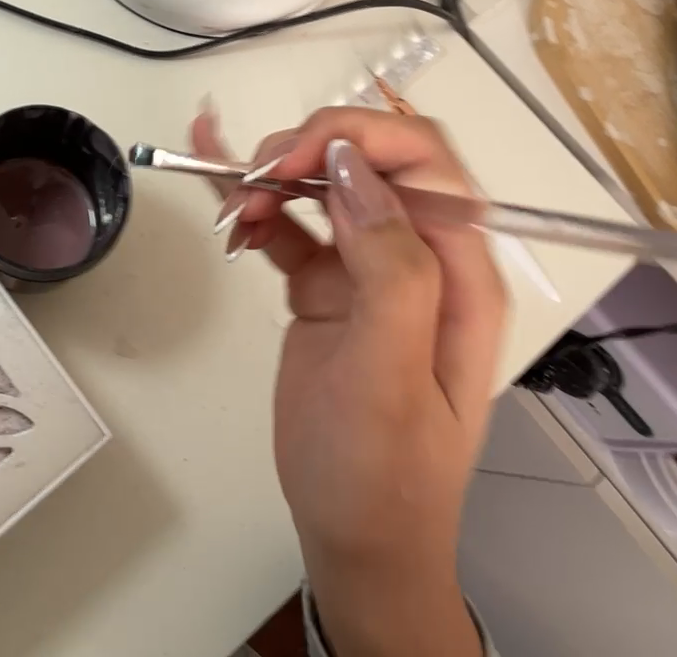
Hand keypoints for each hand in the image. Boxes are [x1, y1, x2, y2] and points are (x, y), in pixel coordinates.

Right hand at [193, 105, 506, 656]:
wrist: (354, 536)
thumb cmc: (382, 473)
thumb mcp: (391, 374)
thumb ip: (389, 266)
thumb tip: (351, 169)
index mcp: (456, 271)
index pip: (423, 162)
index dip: (357, 139)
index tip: (289, 164)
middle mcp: (416, 257)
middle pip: (368, 160)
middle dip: (306, 152)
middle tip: (250, 184)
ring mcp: (366, 269)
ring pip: (321, 185)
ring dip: (271, 179)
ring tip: (231, 212)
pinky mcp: (324, 285)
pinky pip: (289, 225)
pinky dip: (253, 206)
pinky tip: (220, 193)